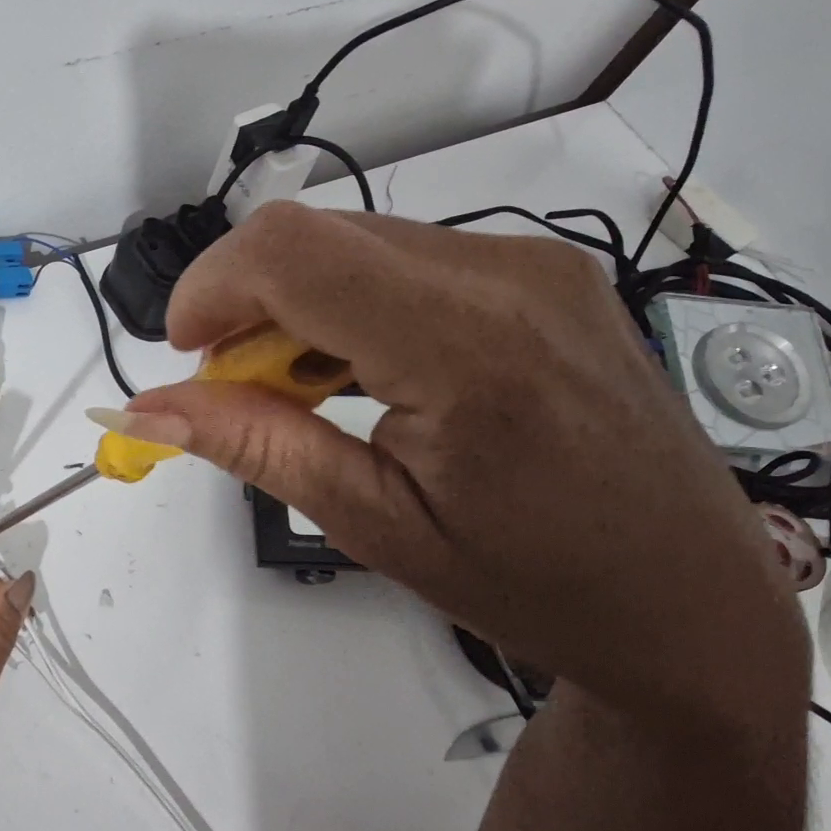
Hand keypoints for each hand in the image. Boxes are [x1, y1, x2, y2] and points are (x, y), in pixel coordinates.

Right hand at [94, 202, 806, 729]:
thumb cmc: (528, 582)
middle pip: (315, 234)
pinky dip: (349, 304)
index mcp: (465, 346)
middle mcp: (505, 273)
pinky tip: (360, 372)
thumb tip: (143, 408)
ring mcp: (535, 264)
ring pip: (355, 240)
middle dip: (244, 301)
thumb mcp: (372, 524)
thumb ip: (255, 446)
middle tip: (238, 390)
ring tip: (301, 392)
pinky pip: (405, 258)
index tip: (189, 358)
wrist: (687, 596)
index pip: (291, 251)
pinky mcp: (544, 273)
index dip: (209, 287)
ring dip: (295, 304)